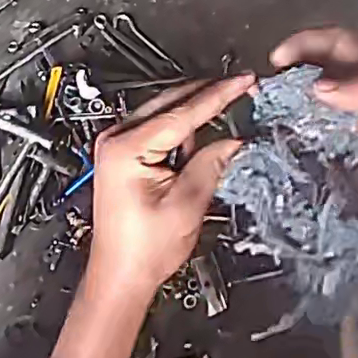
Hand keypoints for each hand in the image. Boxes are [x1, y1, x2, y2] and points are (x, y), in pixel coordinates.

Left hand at [87, 75, 252, 305]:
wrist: (119, 275)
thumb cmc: (141, 250)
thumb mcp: (187, 204)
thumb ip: (211, 164)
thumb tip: (232, 140)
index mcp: (126, 148)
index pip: (182, 112)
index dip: (218, 95)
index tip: (241, 82)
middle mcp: (115, 140)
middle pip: (170, 103)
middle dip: (206, 96)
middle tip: (239, 87)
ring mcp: (116, 146)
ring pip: (164, 115)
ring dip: (193, 117)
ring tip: (222, 121)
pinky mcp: (122, 156)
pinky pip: (157, 131)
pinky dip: (180, 133)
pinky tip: (196, 145)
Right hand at [271, 28, 357, 246]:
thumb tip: (316, 85)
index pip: (344, 44)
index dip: (310, 41)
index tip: (277, 59)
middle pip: (332, 62)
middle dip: (300, 58)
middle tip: (270, 75)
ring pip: (327, 90)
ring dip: (299, 86)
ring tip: (272, 97)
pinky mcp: (355, 149)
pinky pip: (324, 123)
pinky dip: (304, 117)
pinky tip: (287, 127)